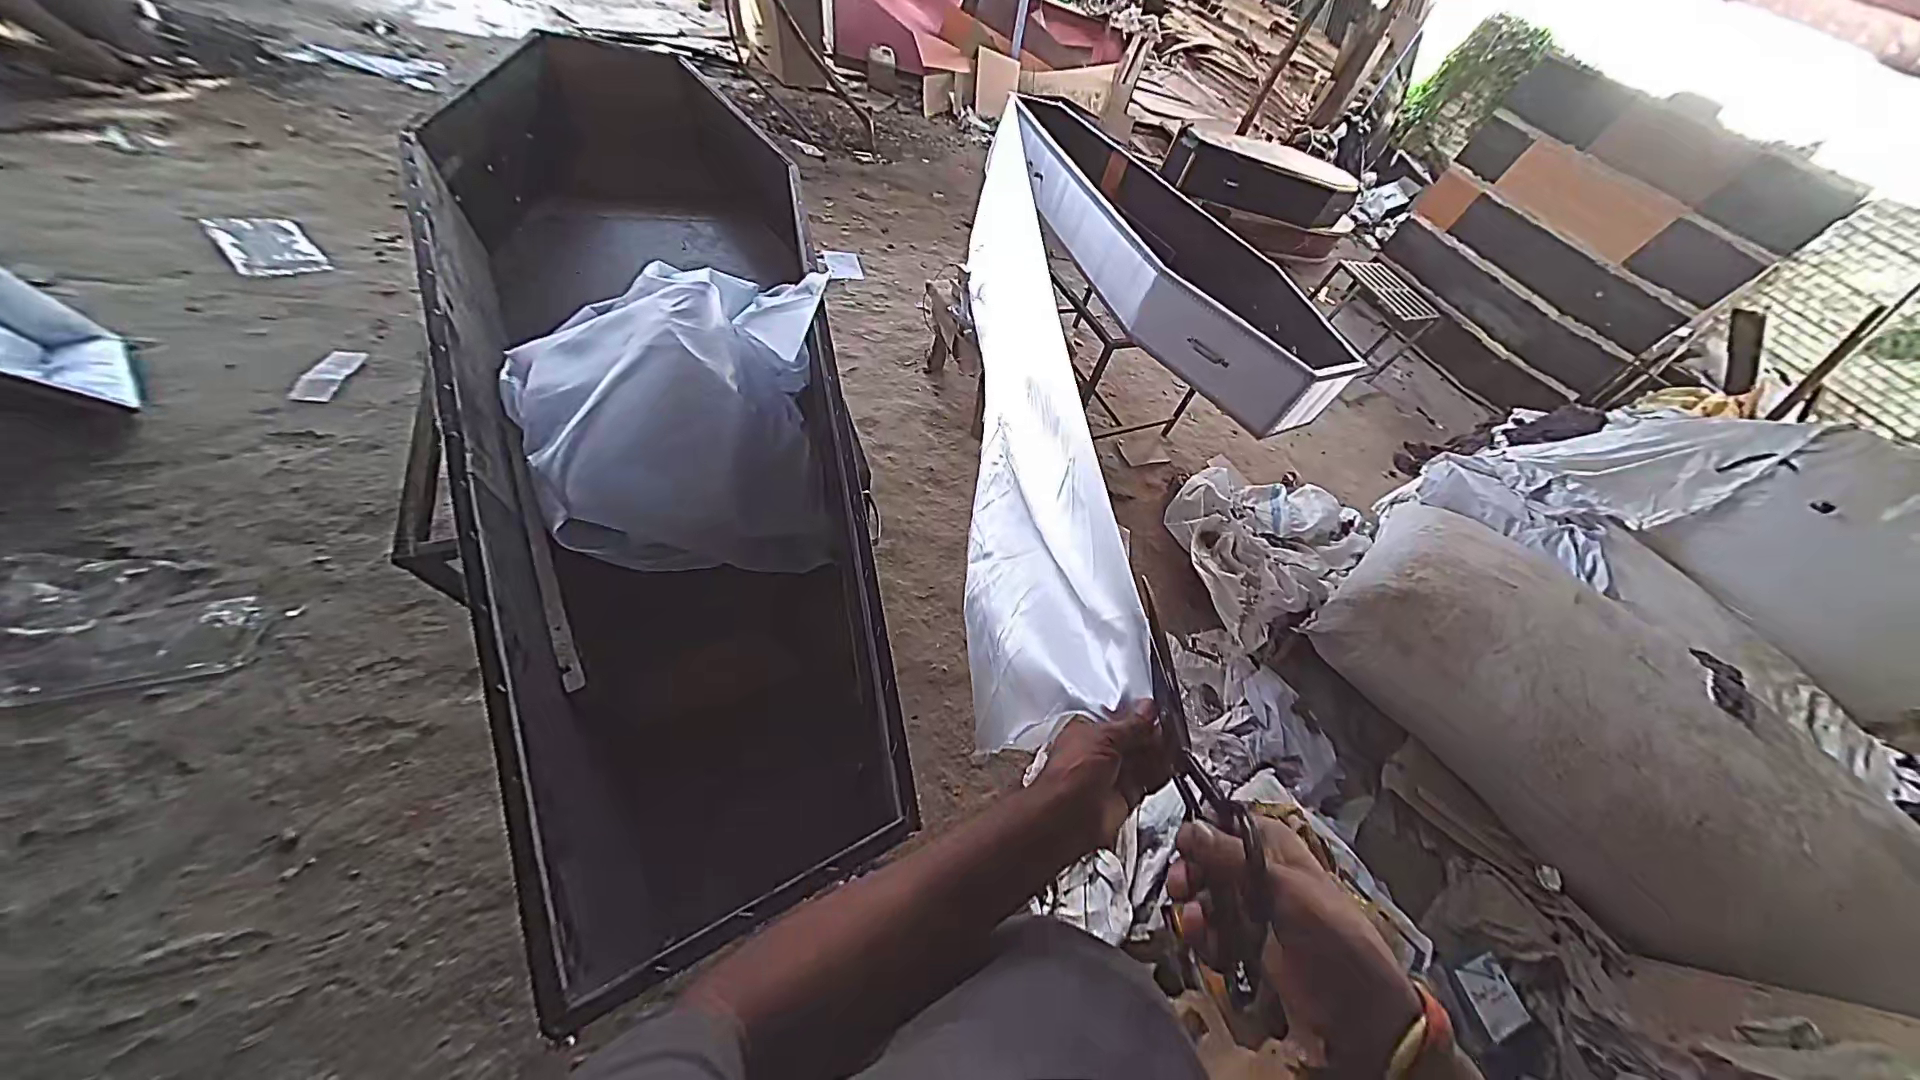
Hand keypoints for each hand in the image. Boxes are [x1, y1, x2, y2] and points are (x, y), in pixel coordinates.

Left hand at [1034, 702, 1171, 852]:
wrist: (1068, 817)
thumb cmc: (1068, 775)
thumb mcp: (1103, 738)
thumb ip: (1130, 726)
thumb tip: (1146, 710)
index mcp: (1086, 732)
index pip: (1117, 719)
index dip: (1137, 716)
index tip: (1157, 712)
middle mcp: (1099, 753)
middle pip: (1132, 740)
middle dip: (1151, 734)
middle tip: (1171, 728)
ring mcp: (1112, 775)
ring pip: (1142, 759)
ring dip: (1160, 752)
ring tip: (1177, 744)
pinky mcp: (1124, 796)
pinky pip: (1148, 781)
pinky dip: (1162, 773)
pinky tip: (1174, 764)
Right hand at [1167, 816, 1419, 1074]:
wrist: (1358, 1008)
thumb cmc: (1334, 935)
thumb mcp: (1284, 886)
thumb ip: (1233, 856)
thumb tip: (1192, 829)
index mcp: (1270, 844)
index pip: (1223, 822)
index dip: (1200, 831)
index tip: (1185, 847)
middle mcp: (1255, 869)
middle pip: (1204, 858)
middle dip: (1190, 872)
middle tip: (1184, 886)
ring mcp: (1249, 905)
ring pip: (1202, 894)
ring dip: (1193, 906)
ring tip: (1196, 920)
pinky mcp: (1242, 939)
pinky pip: (1209, 929)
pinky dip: (1202, 935)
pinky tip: (1206, 940)